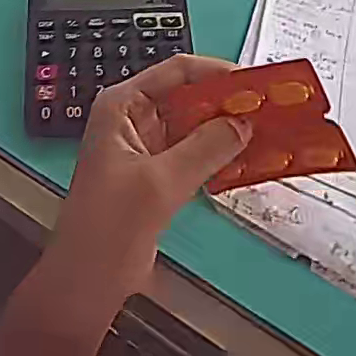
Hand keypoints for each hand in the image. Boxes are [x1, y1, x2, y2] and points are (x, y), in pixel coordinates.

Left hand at [56, 54, 251, 292]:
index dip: (216, 73)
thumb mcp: (159, 183)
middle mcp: (133, 116)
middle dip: (227, 101)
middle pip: (189, 95)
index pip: (176, 71)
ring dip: (227, 126)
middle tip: (270, 107)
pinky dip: (219, 151)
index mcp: (122, 105)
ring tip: (268, 129)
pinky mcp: (158, 171)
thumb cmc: (107, 228)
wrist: (85, 283)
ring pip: (196, 122)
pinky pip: (196, 149)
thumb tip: (243, 122)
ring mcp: (146, 144)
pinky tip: (248, 156)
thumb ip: (204, 149)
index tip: (254, 83)